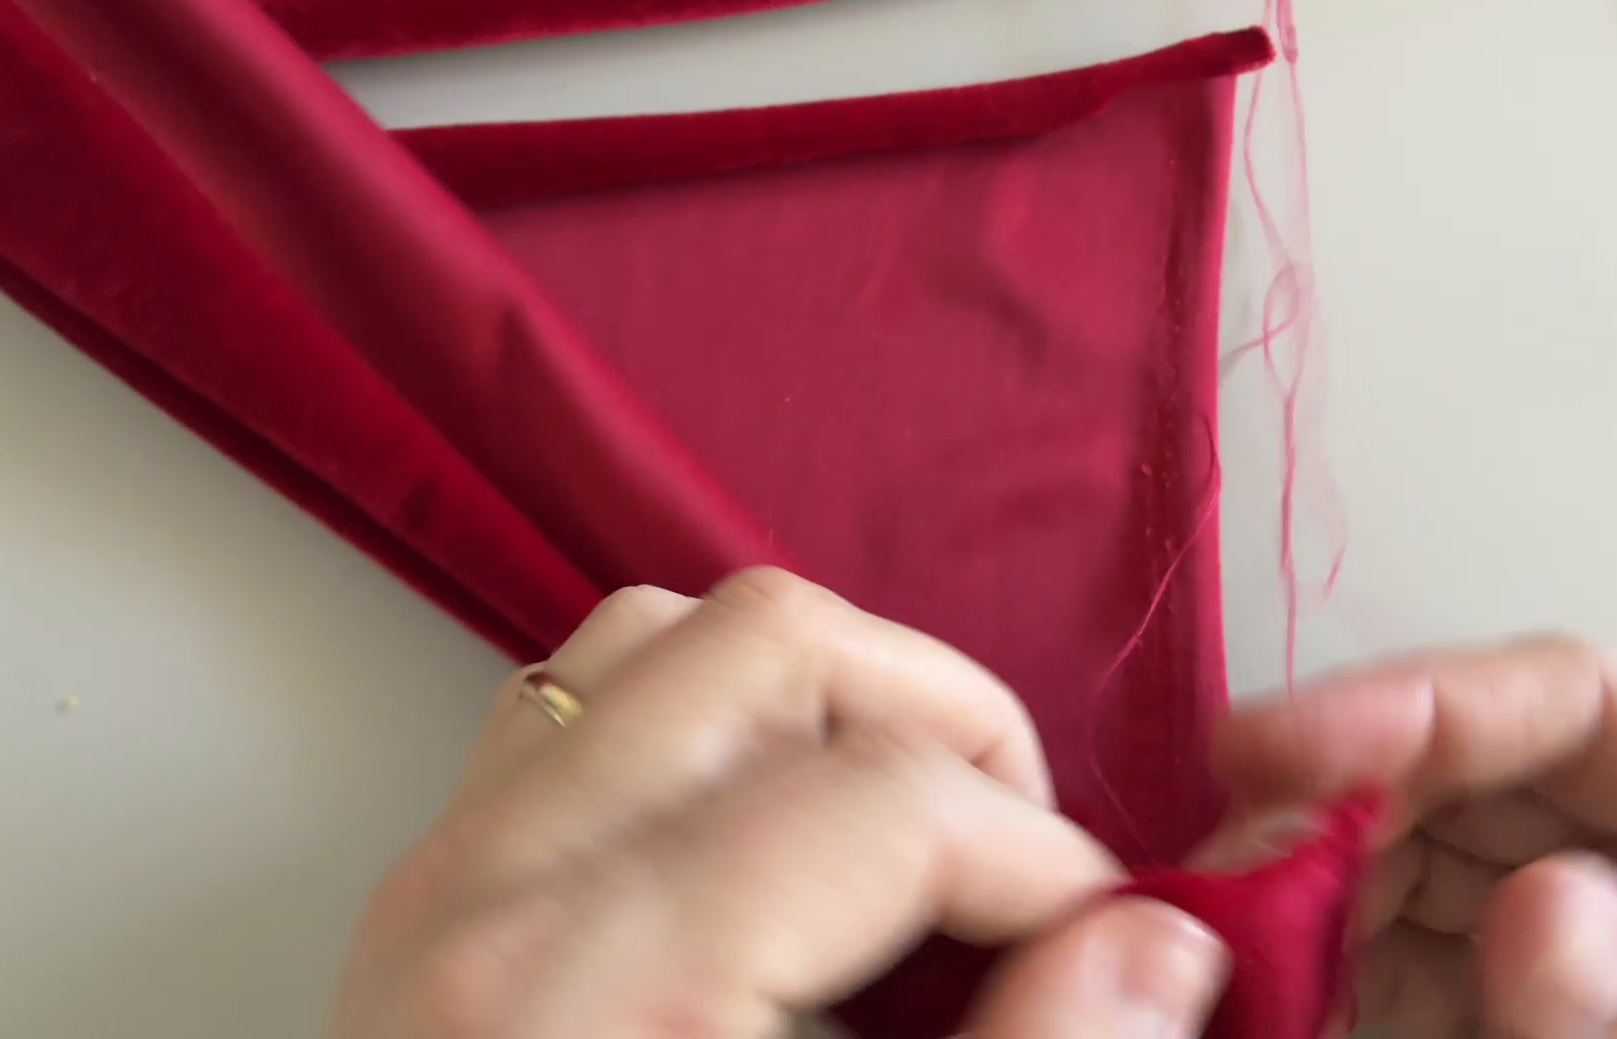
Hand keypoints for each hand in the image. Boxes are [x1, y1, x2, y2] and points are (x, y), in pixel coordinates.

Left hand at [331, 568, 1227, 1038]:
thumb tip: (1162, 938)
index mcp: (596, 988)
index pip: (883, 799)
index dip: (1041, 854)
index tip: (1103, 922)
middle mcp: (503, 874)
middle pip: (772, 638)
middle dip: (936, 706)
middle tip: (997, 831)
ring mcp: (462, 841)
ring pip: (672, 628)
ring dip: (817, 681)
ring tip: (884, 796)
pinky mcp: (453, 848)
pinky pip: (598, 680)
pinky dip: (709, 692)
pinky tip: (764, 789)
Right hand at [1214, 636, 1616, 1038]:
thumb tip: (1545, 914)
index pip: (1578, 706)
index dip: (1412, 703)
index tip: (1272, 743)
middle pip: (1452, 771)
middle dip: (1326, 806)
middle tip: (1232, 862)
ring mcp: (1552, 913)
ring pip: (1393, 845)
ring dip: (1303, 881)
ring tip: (1240, 928)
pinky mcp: (1490, 977)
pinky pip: (1384, 936)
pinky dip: (1320, 954)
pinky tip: (1281, 984)